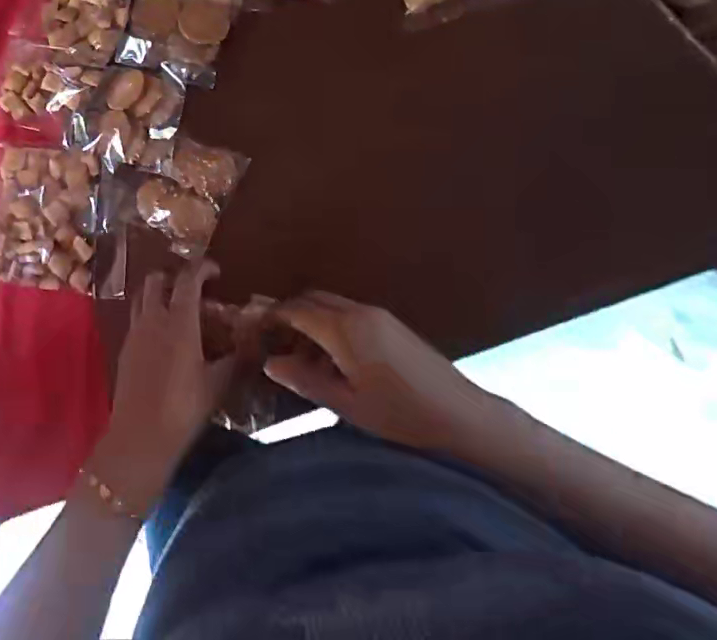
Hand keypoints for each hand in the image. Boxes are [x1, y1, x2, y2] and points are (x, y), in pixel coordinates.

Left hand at [92, 259, 235, 507]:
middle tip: (195, 289)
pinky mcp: (125, 348)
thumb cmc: (183, 408)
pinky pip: (137, 318)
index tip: (216, 271)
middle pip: (157, 280)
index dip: (202, 268)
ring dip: (159, 293)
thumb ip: (239, 357)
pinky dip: (150, 314)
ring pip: (143, 297)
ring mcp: (134, 331)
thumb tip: (258, 339)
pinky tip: (164, 336)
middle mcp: (152, 318)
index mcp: (178, 321)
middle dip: (175, 277)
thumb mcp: (219, 383)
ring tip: (179, 308)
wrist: (139, 435)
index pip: (188, 279)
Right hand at [263, 290, 518, 456]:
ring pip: (331, 304)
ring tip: (298, 353)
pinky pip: (349, 313)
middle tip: (271, 337)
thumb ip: (304, 380)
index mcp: (344, 329)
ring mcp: (378, 315)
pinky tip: (330, 357)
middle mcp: (359, 312)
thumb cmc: (401, 415)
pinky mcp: (392, 324)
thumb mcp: (346, 404)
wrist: (464, 418)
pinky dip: (330, 325)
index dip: (270, 316)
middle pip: (311, 298)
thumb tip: (271, 363)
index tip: (252, 328)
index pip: (295, 309)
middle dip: (288, 312)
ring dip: (310, 318)